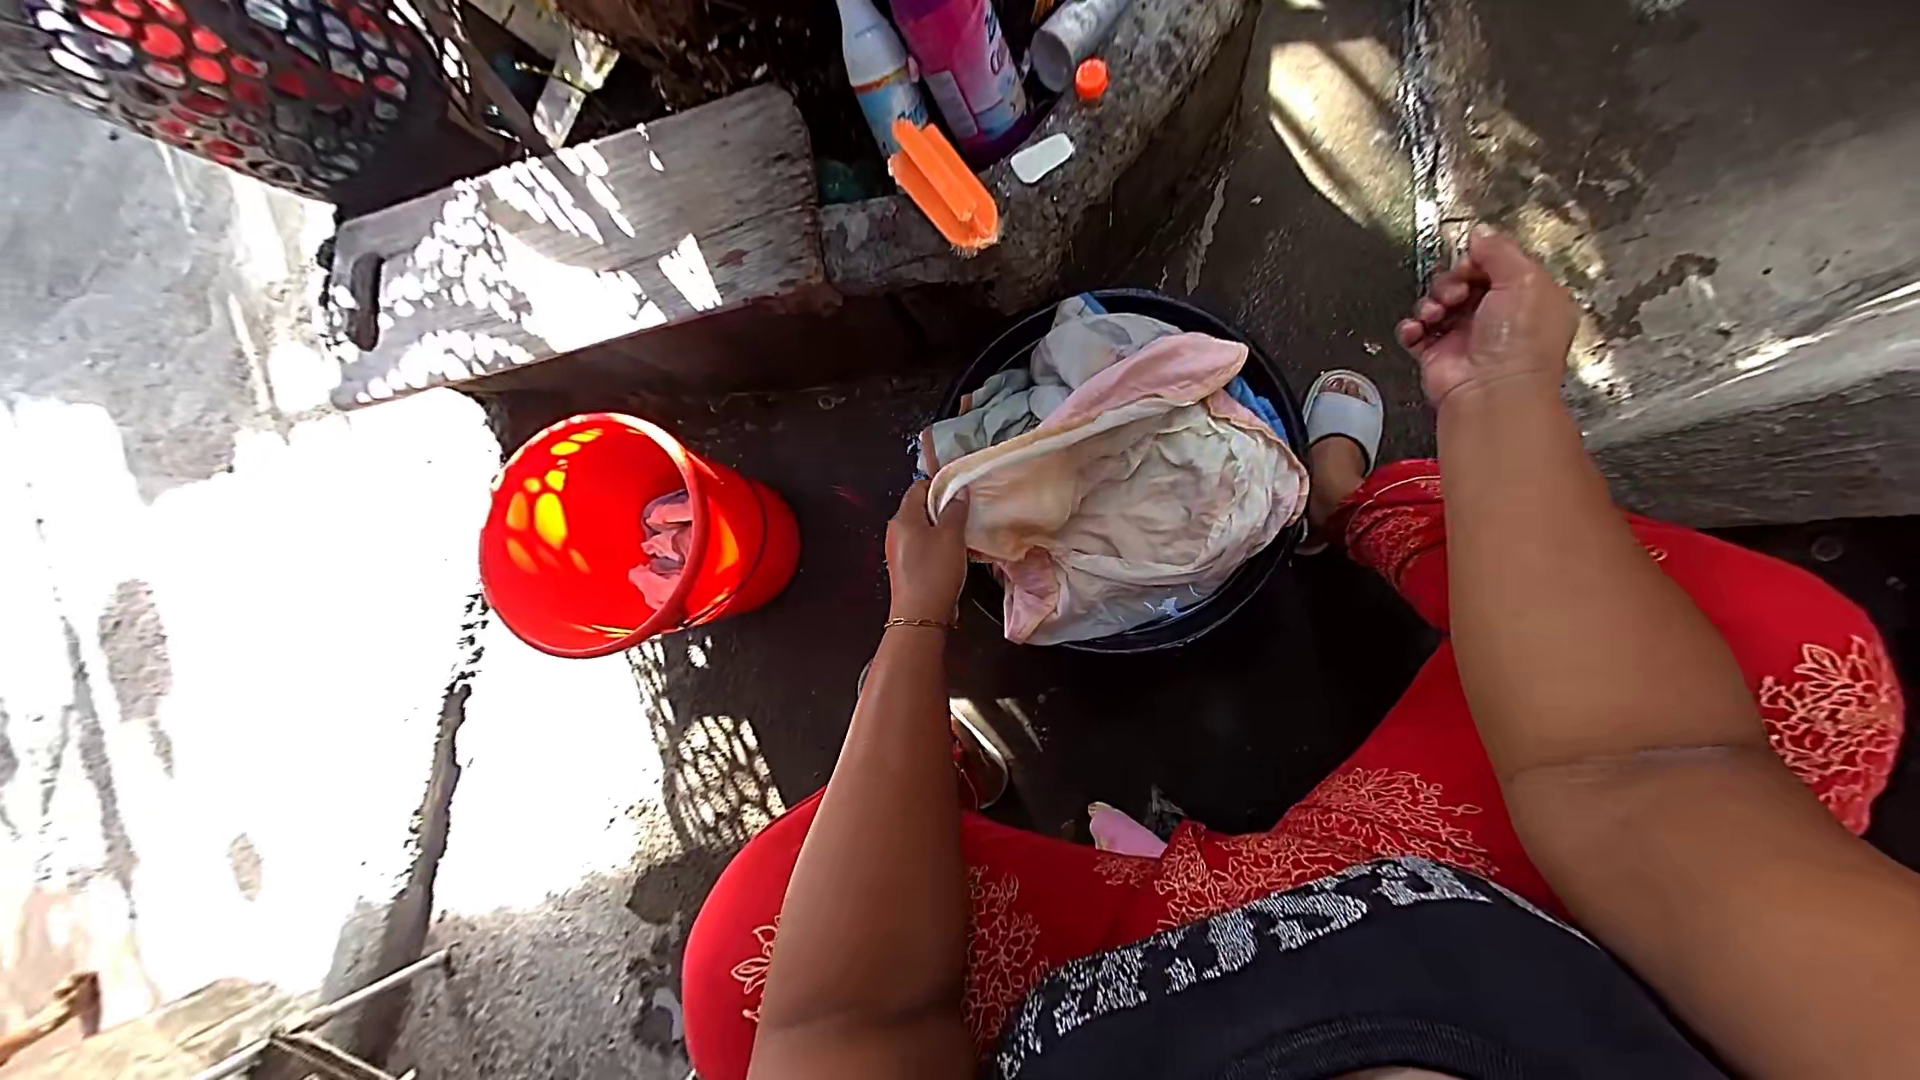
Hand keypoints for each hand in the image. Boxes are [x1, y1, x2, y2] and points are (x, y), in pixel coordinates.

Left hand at [885, 478, 969, 622]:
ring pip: (922, 528)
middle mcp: (896, 531)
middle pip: (919, 508)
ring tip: (963, 532)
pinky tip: (953, 553)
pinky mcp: (904, 567)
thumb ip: (955, 510)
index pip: (918, 487)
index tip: (960, 489)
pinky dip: (937, 544)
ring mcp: (898, 550)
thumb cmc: (935, 571)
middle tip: (965, 511)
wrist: (920, 615)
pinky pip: (922, 546)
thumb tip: (958, 492)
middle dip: (942, 507)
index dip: (939, 484)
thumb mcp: (952, 536)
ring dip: (942, 527)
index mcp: (903, 518)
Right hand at [1398, 225, 1578, 407]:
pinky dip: (1411, 328)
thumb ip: (1500, 251)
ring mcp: (1463, 335)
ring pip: (1435, 304)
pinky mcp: (1435, 353)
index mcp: (1527, 296)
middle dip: (1451, 284)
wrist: (1490, 388)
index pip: (1495, 266)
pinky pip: (1414, 332)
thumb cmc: (1520, 343)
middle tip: (1455, 295)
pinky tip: (1417, 329)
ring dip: (1430, 304)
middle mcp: (1496, 315)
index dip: (1478, 262)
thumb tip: (1481, 234)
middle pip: (1461, 283)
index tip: (1472, 266)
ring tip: (1436, 314)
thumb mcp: (1523, 279)